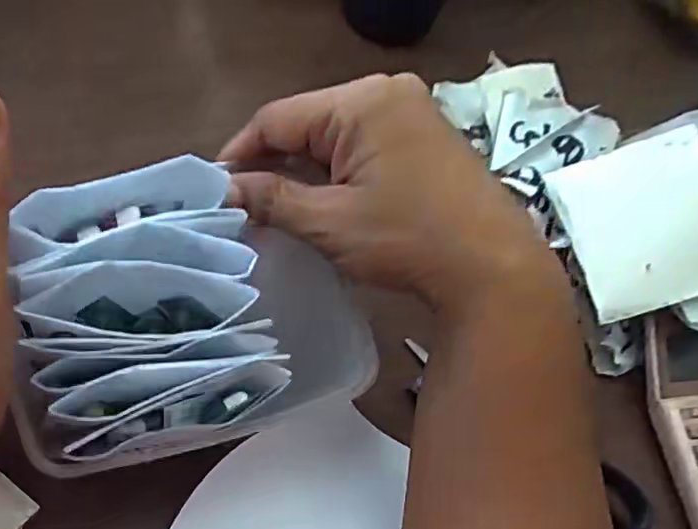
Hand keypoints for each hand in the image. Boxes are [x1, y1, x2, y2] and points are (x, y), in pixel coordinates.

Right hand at [219, 74, 562, 318]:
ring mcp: (404, 117)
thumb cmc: (404, 238)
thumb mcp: (329, 221)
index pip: (277, 118)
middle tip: (236, 209)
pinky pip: (353, 152)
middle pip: (303, 126)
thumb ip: (273, 200)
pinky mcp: (414, 144)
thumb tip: (226, 192)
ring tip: (264, 215)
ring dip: (294, 175)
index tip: (213, 193)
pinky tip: (306, 208)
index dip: (238, 154)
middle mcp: (384, 95)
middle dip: (267, 167)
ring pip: (327, 142)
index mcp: (361, 102)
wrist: (484, 264)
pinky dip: (325, 178)